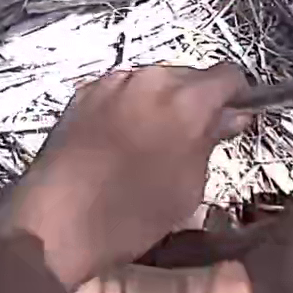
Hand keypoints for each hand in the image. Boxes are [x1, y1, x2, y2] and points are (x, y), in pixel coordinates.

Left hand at [0, 63, 247, 289]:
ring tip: (152, 142)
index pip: (228, 74)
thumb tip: (231, 116)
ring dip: (163, 102)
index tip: (233, 118)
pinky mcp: (86, 90)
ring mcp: (114, 80)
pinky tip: (121, 139)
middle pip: (190, 75)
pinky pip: (123, 89)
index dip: (236, 95)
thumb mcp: (188, 186)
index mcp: (185, 99)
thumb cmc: (132, 213)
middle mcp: (150, 78)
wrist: (55, 218)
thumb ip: (212, 140)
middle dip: (198, 100)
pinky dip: (131, 105)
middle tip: (193, 139)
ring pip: (154, 81)